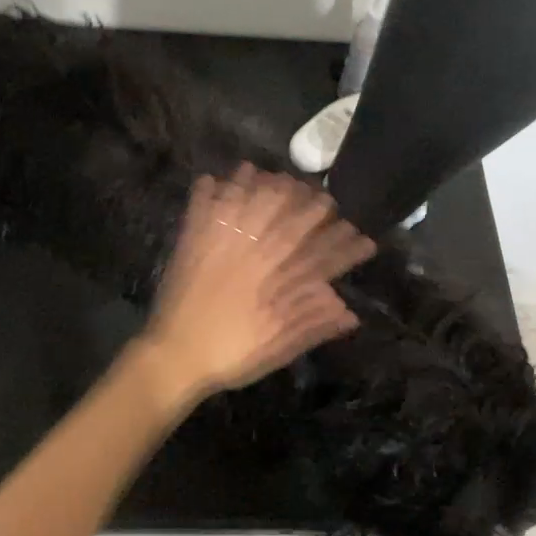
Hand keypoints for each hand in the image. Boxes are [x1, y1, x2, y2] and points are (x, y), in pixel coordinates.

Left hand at [142, 163, 374, 399]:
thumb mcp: (275, 349)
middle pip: (288, 222)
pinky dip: (208, 192)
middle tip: (323, 197)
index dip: (342, 246)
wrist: (174, 358)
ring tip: (277, 177)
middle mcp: (253, 258)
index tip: (361, 236)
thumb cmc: (229, 358)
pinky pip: (201, 210)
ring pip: (249, 206)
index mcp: (275, 285)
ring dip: (264, 188)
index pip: (318, 258)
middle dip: (310, 206)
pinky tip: (213, 178)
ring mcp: (221, 248)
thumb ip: (311, 326)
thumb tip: (348, 311)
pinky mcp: (191, 246)